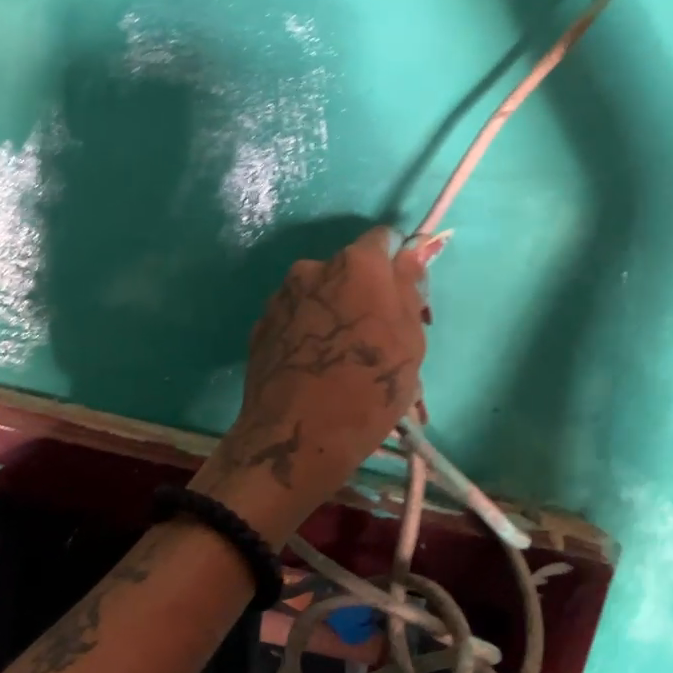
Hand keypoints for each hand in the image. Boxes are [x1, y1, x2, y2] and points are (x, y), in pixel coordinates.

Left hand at [193, 226, 429, 543]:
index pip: (383, 241)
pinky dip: (309, 330)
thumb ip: (408, 288)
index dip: (398, 264)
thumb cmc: (368, 387)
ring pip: (320, 293)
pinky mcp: (262, 321)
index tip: (406, 296)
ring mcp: (281, 294)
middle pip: (349, 269)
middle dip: (365, 292)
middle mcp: (312, 267)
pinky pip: (296, 315)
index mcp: (356, 264)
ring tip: (346, 360)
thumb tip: (410, 253)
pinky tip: (316, 365)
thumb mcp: (410, 340)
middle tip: (380, 337)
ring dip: (335, 312)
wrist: (296, 431)